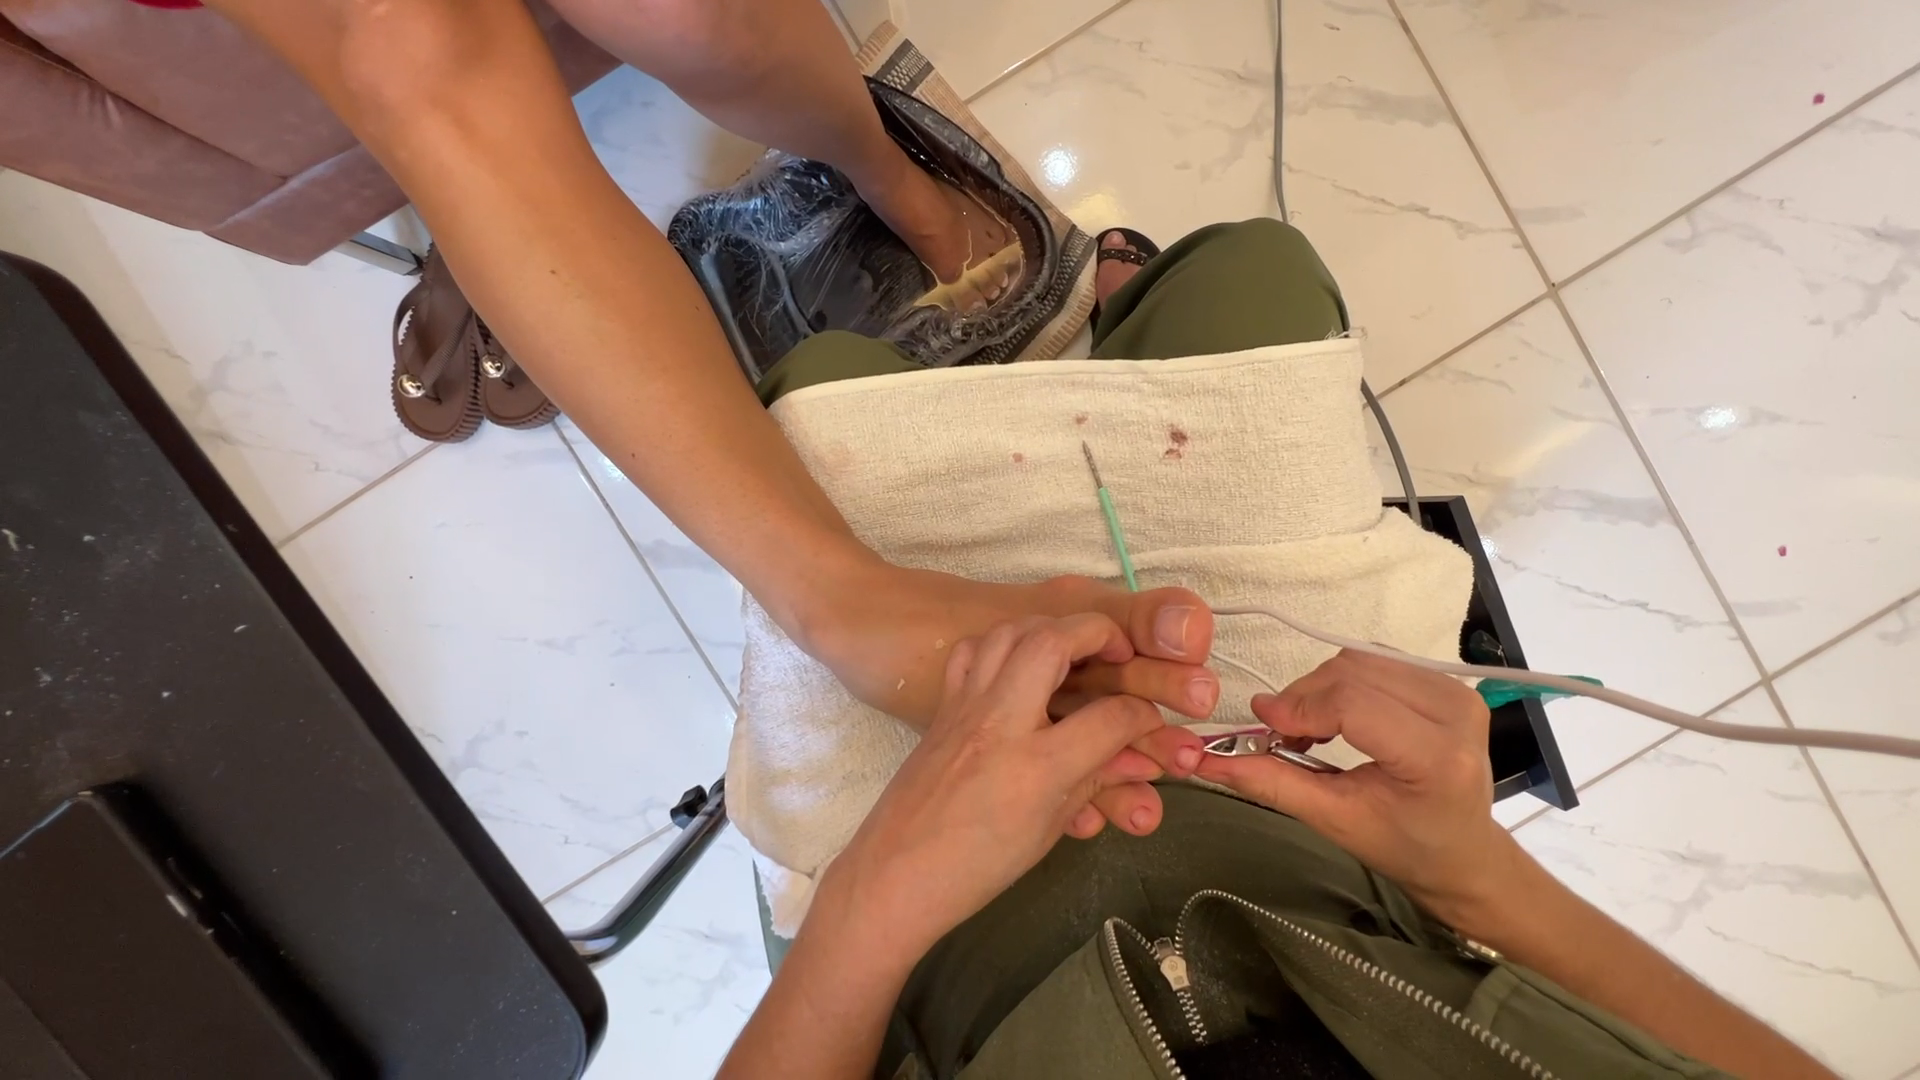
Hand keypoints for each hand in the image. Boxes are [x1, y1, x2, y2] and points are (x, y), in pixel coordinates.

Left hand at [824, 615, 1170, 954]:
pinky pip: (971, 652)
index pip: (1109, 718)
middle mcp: (1000, 721)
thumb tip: (1140, 757)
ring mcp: (966, 706)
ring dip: (1047, 628)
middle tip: (1118, 649)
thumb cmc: (979, 864)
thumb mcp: (1048, 829)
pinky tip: (1015, 663)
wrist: (897, 873)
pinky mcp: (943, 705)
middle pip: (1052, 641)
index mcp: (1037, 767)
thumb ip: (1095, 782)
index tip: (1150, 717)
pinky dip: (1000, 642)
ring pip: (1008, 632)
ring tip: (1071, 647)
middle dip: (1095, 631)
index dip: (1143, 713)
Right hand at [1192, 650, 1521, 921]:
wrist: (1467, 856)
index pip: (1352, 704)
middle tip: (1282, 735)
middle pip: (1350, 673)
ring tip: (1309, 728)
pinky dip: (1341, 681)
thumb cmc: (1404, 847)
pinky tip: (1336, 715)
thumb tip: (1206, 760)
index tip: (1262, 725)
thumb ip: (1272, 783)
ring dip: (1319, 688)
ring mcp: (1454, 691)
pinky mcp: (1445, 681)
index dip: (1298, 707)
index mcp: (1436, 757)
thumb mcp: (1334, 821)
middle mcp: (1454, 712)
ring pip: (1358, 658)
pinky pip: (1373, 659)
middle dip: (1303, 698)